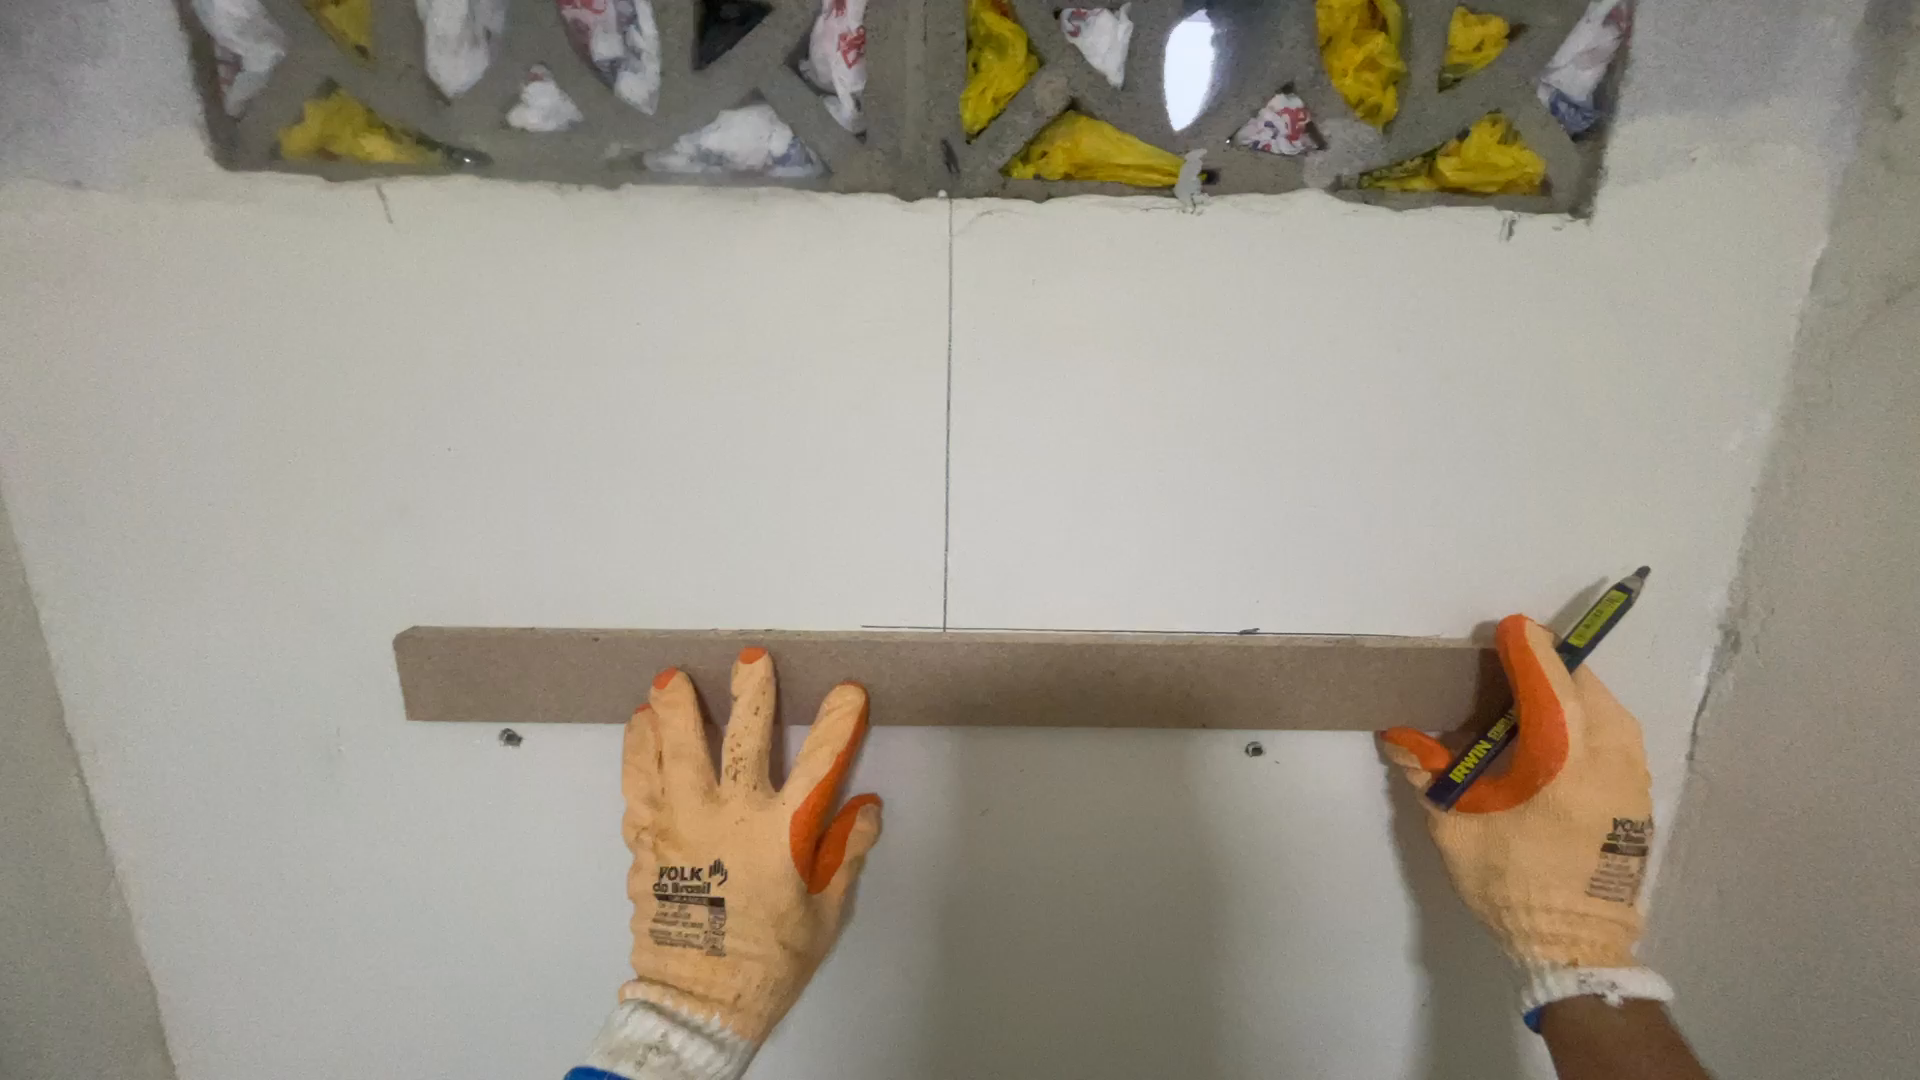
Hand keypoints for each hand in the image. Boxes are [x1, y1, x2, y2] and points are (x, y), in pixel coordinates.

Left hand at [620, 647, 882, 1042]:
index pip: (819, 764)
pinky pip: (638, 786)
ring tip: (669, 678)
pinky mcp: (646, 844)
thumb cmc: (771, 958)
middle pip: (739, 742)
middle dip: (749, 695)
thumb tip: (867, 806)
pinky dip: (638, 752)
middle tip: (750, 659)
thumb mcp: (826, 911)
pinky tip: (638, 726)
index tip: (849, 691)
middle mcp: (727, 819)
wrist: (698, 1005)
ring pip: (672, 755)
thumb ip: (845, 852)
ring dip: (673, 713)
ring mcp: (679, 827)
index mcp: (779, 834)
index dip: (837, 723)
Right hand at [1380, 615, 1667, 1015]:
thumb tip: (1395, 734)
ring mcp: (1632, 789)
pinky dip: (1592, 717)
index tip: (1513, 626)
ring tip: (1537, 684)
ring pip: (1614, 718)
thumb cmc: (1508, 881)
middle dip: (1559, 667)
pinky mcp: (1636, 804)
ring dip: (1578, 692)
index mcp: (1565, 774)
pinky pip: (1619, 740)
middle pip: (1594, 698)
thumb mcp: (1453, 824)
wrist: (1572, 947)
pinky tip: (1560, 726)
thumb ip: (1426, 772)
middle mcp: (1610, 773)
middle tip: (1519, 651)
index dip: (1533, 656)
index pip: (1554, 695)